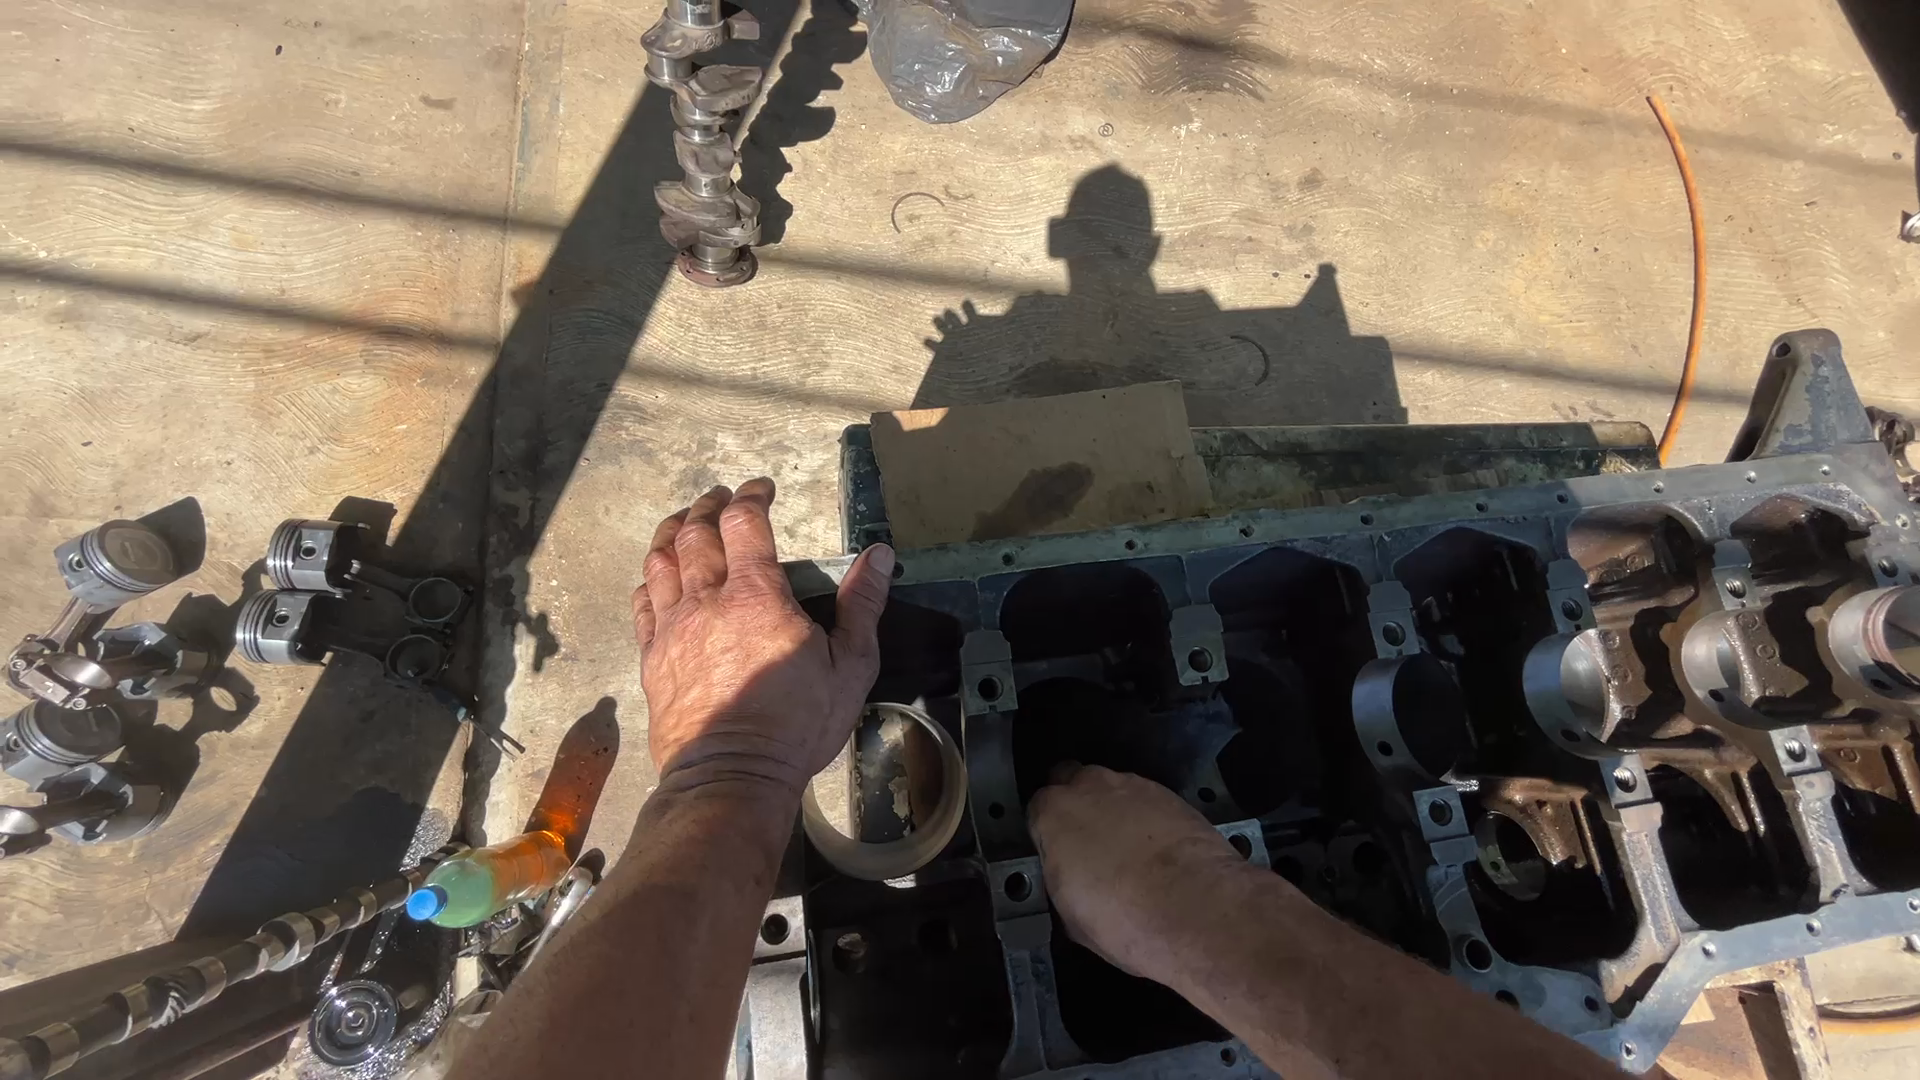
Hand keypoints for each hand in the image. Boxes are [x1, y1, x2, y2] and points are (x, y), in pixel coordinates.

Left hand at [632, 479, 892, 794]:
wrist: (731, 776)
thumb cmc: (797, 722)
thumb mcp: (850, 665)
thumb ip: (862, 605)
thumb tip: (879, 554)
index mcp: (758, 594)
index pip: (746, 523)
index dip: (752, 496)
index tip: (762, 488)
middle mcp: (707, 599)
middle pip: (696, 533)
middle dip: (708, 505)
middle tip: (720, 496)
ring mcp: (672, 627)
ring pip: (661, 560)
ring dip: (673, 531)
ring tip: (683, 520)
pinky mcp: (652, 655)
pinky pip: (641, 602)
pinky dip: (649, 578)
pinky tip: (657, 575)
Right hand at [1028, 765, 1251, 979]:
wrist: (1197, 909)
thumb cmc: (1126, 918)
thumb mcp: (1071, 916)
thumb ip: (1060, 881)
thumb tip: (1067, 880)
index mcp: (1053, 814)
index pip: (1036, 808)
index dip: (1046, 831)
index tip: (1056, 853)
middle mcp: (1088, 787)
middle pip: (1070, 780)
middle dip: (1075, 804)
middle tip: (1087, 842)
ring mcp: (1130, 784)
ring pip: (1109, 788)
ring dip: (1112, 809)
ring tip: (1128, 850)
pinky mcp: (1167, 792)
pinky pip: (1144, 798)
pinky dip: (1146, 817)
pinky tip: (1157, 849)